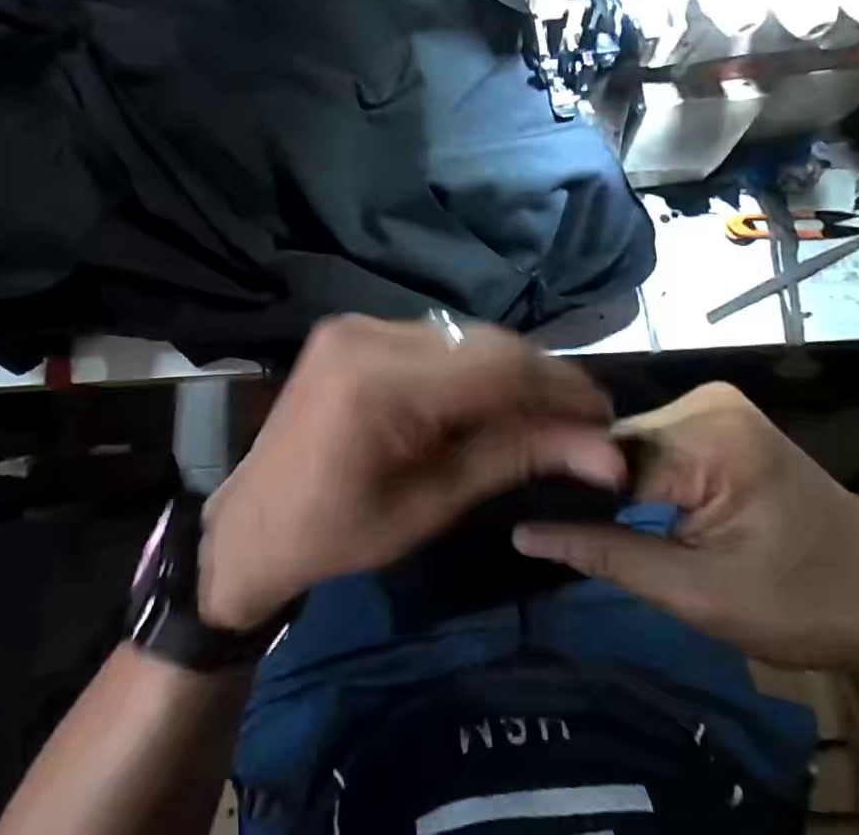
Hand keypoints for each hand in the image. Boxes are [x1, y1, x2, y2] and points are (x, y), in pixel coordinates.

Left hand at [199, 315, 625, 629]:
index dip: (562, 388)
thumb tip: (605, 453)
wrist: (252, 524)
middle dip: (543, 379)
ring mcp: (356, 324)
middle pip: (487, 343)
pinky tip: (492, 396)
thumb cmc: (338, 534)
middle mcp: (366, 335)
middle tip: (582, 419)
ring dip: (512, 370)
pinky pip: (437, 338)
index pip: (499, 367)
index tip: (606, 416)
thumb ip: (517, 459)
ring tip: (545, 411)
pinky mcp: (353, 327)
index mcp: (378, 386)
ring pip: (466, 336)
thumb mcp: (434, 503)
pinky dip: (474, 364)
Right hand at [513, 383, 858, 697]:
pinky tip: (617, 507)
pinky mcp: (724, 424)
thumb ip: (604, 553)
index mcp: (710, 435)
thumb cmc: (803, 607)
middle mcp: (710, 402)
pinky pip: (658, 446)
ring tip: (573, 523)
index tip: (523, 523)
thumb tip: (522, 533)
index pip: (602, 455)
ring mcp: (719, 408)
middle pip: (614, 442)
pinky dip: (636, 479)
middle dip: (584, 487)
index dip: (561, 492)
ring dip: (606, 484)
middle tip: (545, 534)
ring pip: (631, 444)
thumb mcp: (694, 592)